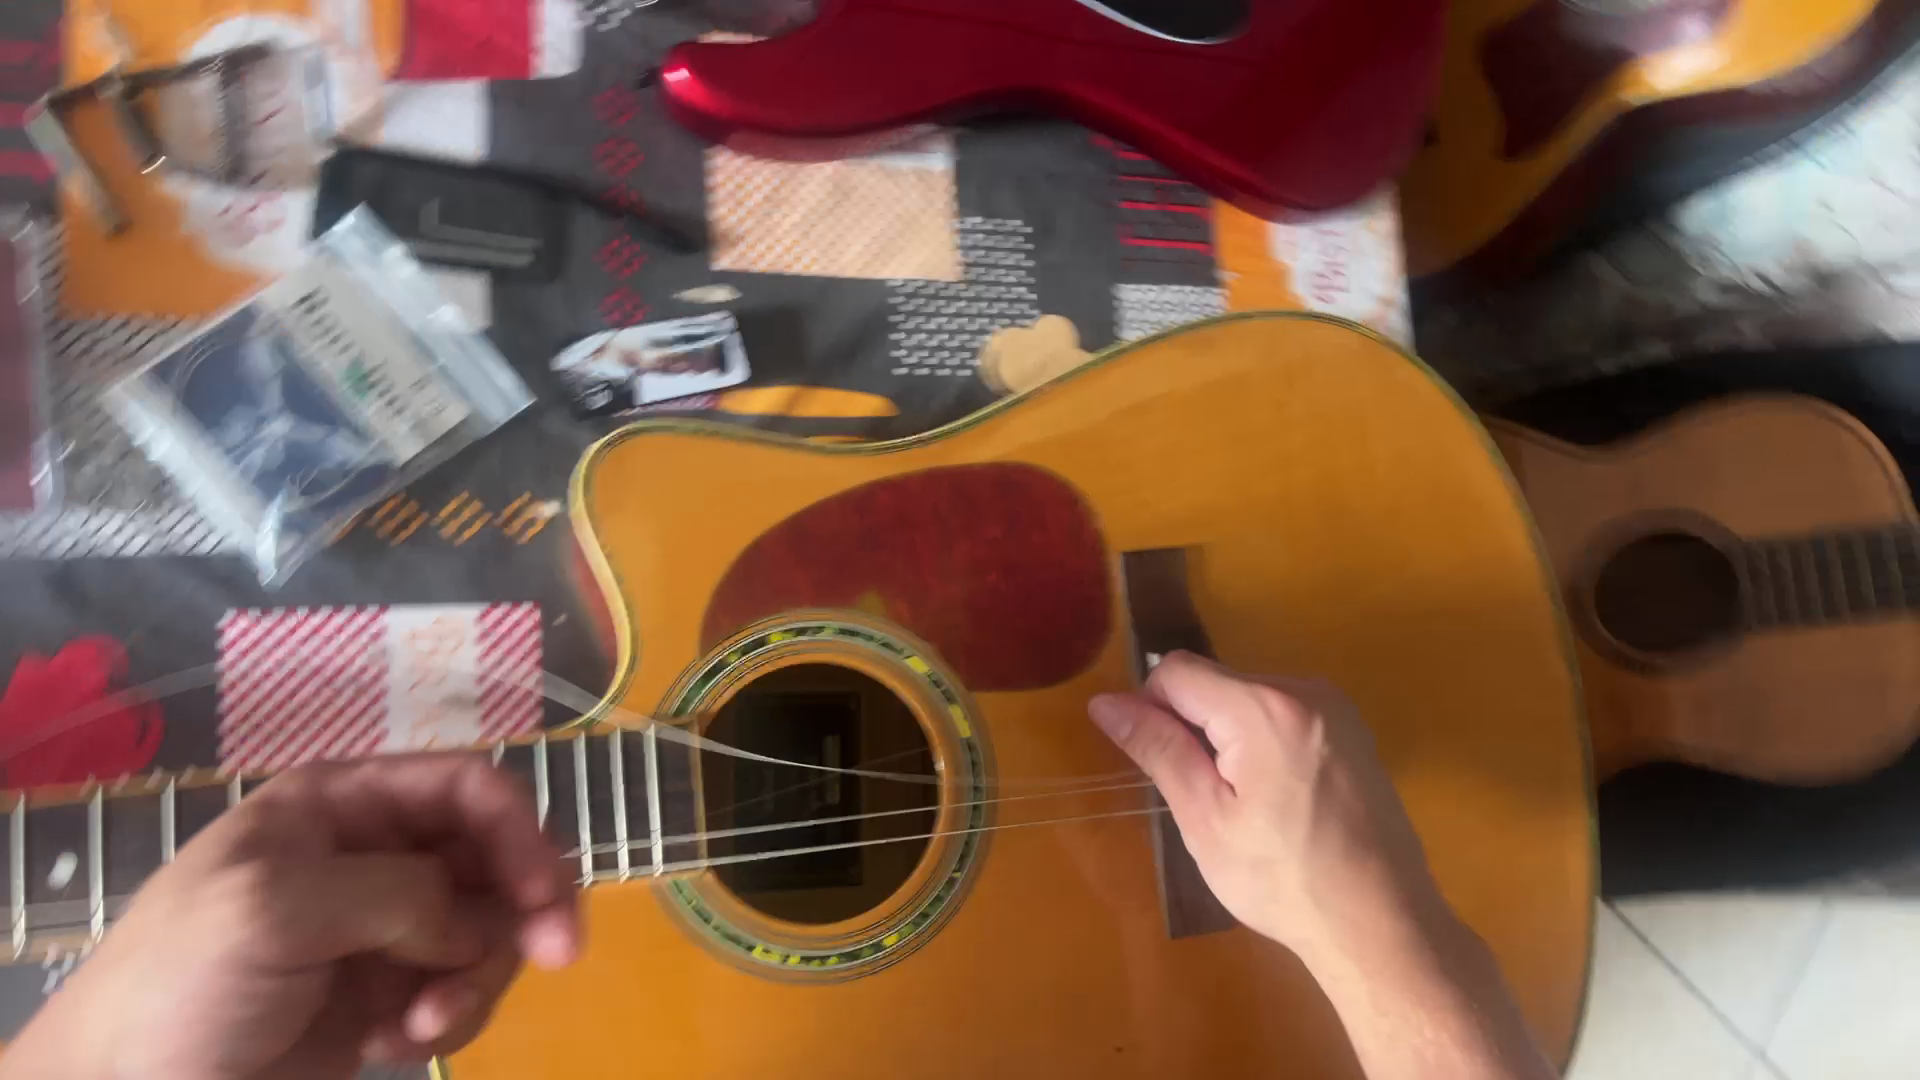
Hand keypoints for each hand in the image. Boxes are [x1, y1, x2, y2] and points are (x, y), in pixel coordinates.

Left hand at [3, 754, 579, 1079]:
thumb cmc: (176, 992)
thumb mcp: (273, 911)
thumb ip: (394, 892)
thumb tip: (468, 926)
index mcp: (350, 805)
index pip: (471, 789)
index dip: (520, 829)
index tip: (543, 892)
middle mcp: (385, 851)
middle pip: (499, 854)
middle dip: (529, 905)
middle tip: (560, 951)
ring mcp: (394, 921)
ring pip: (496, 920)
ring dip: (483, 971)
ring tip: (427, 1026)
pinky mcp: (398, 985)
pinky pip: (470, 979)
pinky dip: (456, 1010)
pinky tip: (403, 1043)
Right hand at [1089, 652, 1441, 959]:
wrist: (1383, 927)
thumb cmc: (1282, 880)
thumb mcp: (1204, 817)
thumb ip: (1156, 747)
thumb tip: (1104, 702)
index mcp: (1264, 708)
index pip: (1175, 670)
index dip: (1150, 707)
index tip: (1160, 762)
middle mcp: (1303, 688)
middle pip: (1211, 679)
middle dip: (1189, 722)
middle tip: (1201, 792)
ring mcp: (1333, 704)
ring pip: (1241, 693)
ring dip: (1221, 730)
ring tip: (1240, 797)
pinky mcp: (1348, 724)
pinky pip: (1276, 707)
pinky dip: (1255, 735)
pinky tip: (1271, 791)